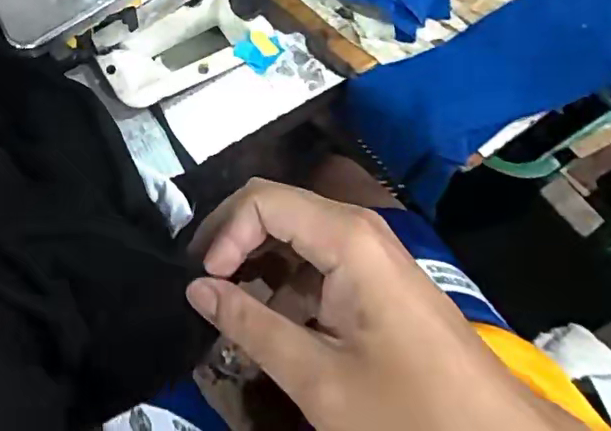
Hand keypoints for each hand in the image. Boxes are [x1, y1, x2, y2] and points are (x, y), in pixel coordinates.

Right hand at [186, 179, 580, 430]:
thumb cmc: (414, 416)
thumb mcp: (321, 380)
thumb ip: (250, 326)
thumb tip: (196, 289)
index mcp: (345, 237)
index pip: (261, 200)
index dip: (224, 233)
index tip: (206, 281)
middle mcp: (356, 228)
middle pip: (275, 209)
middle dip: (234, 242)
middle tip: (205, 286)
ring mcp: (370, 252)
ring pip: (293, 234)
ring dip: (257, 265)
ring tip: (231, 310)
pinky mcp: (377, 278)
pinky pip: (316, 261)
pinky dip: (285, 284)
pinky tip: (272, 324)